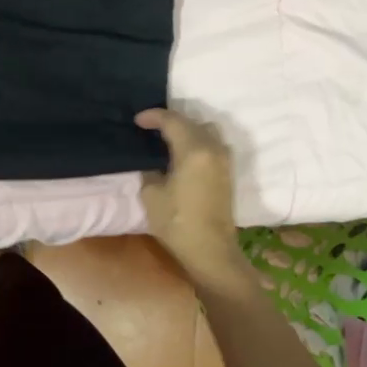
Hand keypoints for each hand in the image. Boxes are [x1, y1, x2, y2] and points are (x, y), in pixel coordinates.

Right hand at [135, 108, 244, 280]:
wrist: (211, 250)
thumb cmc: (177, 223)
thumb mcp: (152, 195)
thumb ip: (150, 170)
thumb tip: (153, 162)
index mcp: (194, 150)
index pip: (172, 121)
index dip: (153, 116)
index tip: (137, 120)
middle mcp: (213, 148)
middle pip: (192, 122)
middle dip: (170, 121)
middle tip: (150, 128)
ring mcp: (225, 160)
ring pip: (206, 131)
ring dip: (188, 129)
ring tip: (168, 139)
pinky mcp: (228, 172)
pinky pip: (213, 144)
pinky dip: (198, 141)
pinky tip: (183, 153)